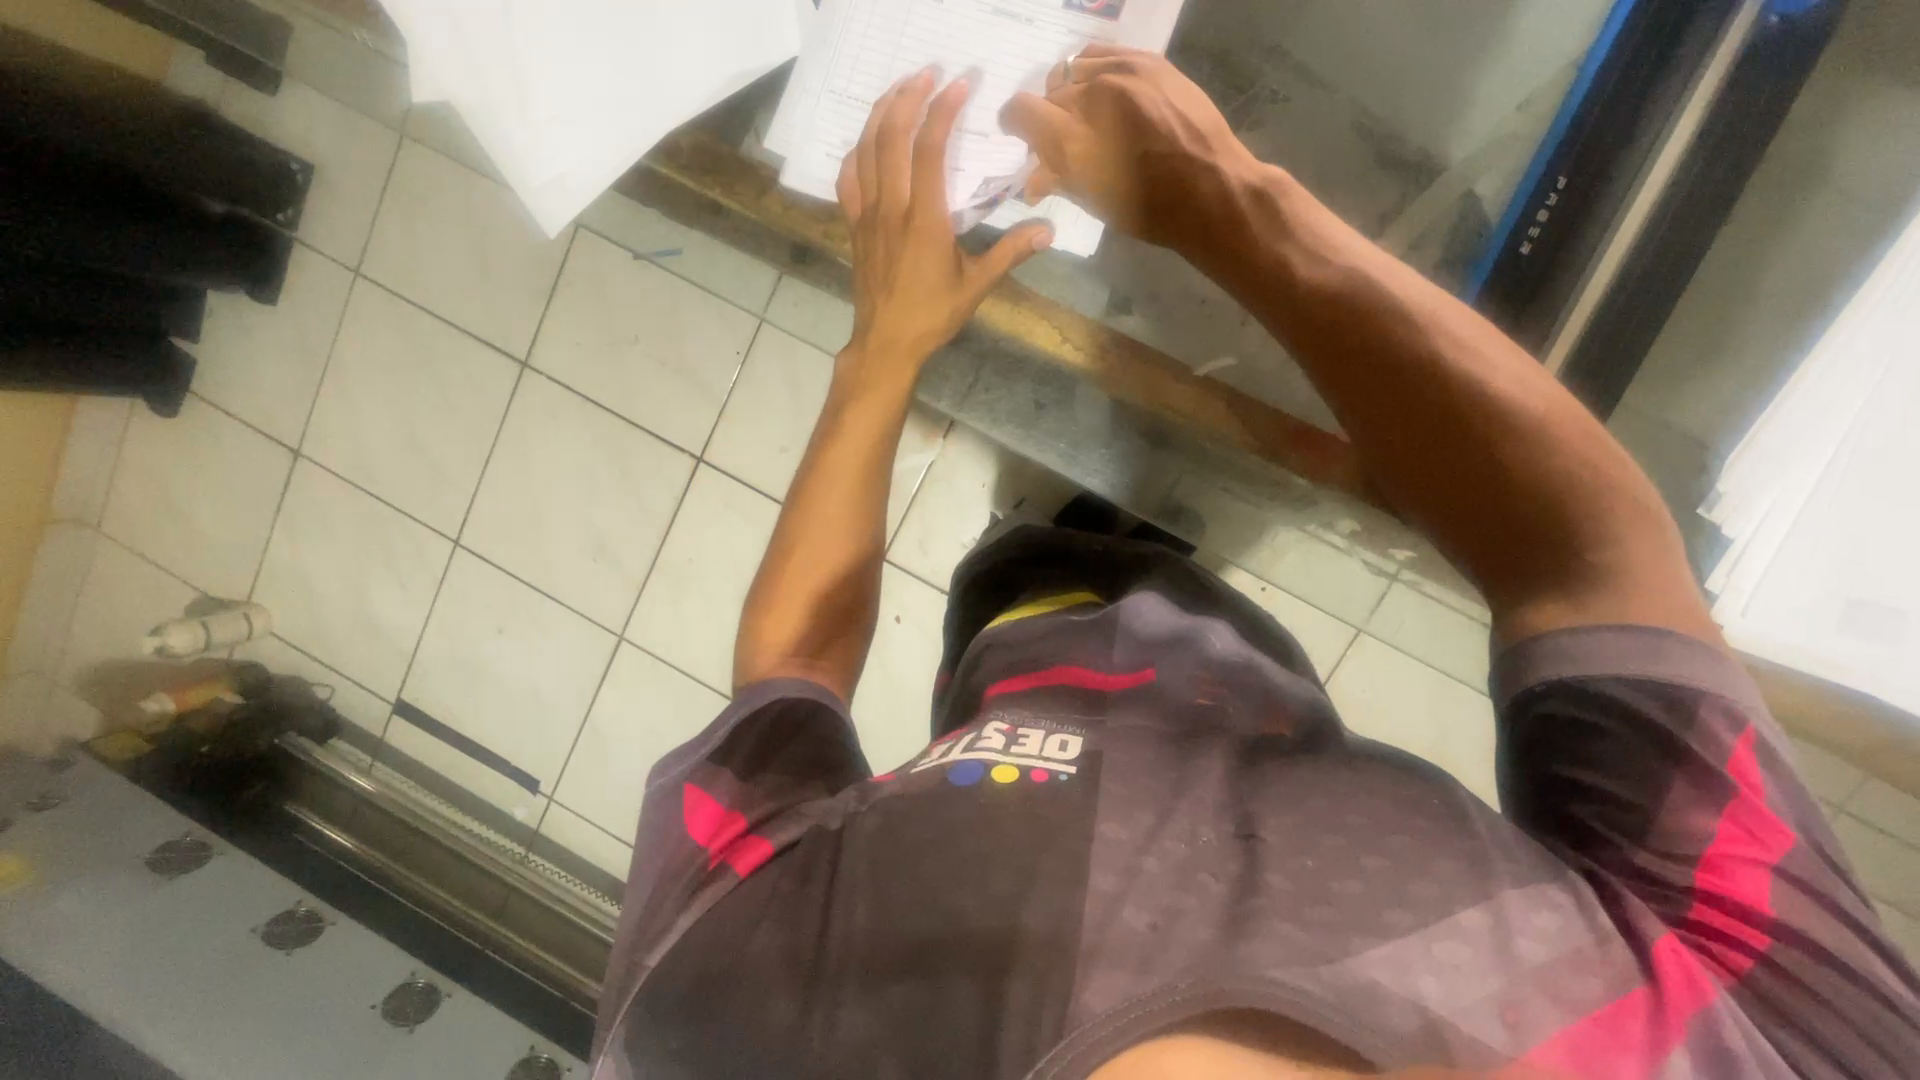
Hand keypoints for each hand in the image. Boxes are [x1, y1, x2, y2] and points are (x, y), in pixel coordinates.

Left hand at [837, 70, 1054, 376]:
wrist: (886, 344)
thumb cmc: (933, 316)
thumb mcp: (977, 286)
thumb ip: (1010, 253)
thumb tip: (1048, 232)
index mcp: (925, 220)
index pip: (930, 150)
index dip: (943, 111)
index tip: (959, 85)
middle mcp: (892, 208)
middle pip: (892, 137)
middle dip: (909, 97)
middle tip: (927, 74)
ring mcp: (867, 216)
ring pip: (865, 151)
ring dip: (880, 114)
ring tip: (898, 90)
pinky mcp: (854, 227)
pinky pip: (848, 179)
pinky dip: (856, 152)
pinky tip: (866, 141)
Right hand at [1000, 45, 1260, 252]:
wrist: (1210, 189)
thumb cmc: (1148, 210)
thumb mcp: (1094, 201)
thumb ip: (1058, 180)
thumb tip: (1034, 180)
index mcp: (1071, 140)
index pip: (1020, 111)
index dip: (1014, 122)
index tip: (1020, 132)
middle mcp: (1091, 96)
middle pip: (1049, 94)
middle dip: (1050, 117)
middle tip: (1064, 139)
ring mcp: (1122, 72)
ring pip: (1074, 69)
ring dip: (1072, 91)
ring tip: (1088, 113)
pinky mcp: (1148, 61)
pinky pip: (1103, 53)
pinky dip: (1095, 71)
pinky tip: (1106, 91)